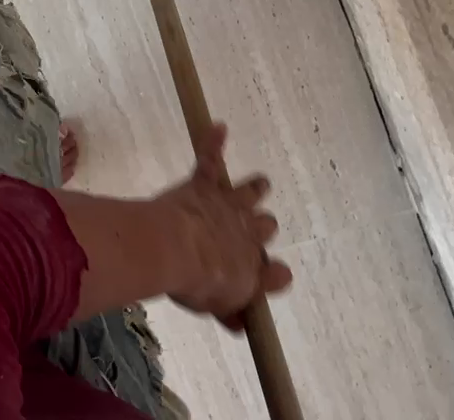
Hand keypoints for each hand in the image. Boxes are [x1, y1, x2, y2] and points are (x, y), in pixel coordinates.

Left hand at [155, 122, 292, 325]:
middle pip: (266, 226)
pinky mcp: (205, 185)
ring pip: (250, 192)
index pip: (276, 274)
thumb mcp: (214, 307)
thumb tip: (240, 327)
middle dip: (263, 226)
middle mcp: (247, 235)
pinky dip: (214, 141)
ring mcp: (227, 206)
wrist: (177, 250)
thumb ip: (229, 312)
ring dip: (254, 188)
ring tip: (259, 183)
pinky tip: (218, 126)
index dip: (274, 273)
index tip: (275, 272)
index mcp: (253, 271)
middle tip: (256, 225)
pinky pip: (211, 157)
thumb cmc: (195, 283)